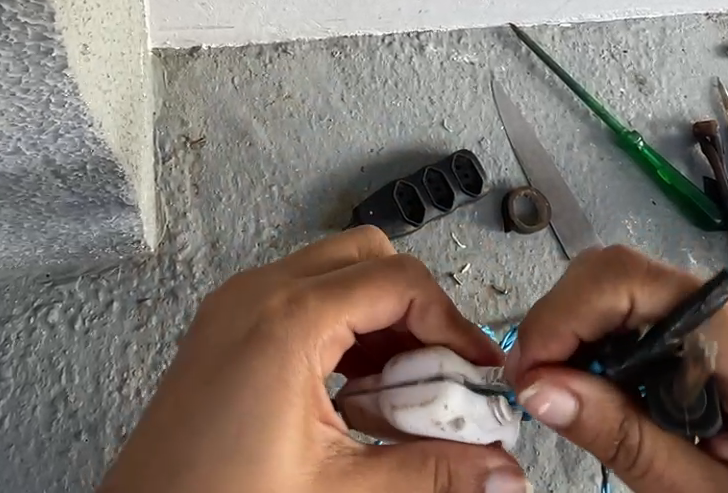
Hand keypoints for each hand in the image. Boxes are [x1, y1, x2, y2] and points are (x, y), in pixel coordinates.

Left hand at [101, 227, 530, 492]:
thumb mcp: (339, 492)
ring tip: (401, 392)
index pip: (397, 280)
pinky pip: (299, 296)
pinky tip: (353, 391)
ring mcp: (236, 302)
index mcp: (287, 317)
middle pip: (366, 258)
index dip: (451, 322)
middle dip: (416, 308)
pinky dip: (340, 326)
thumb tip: (502, 472)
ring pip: (333, 272)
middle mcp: (259, 290)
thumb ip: (430, 473)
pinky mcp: (225, 323)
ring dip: (379, 317)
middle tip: (442, 375)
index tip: (479, 372)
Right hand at [506, 246, 727, 492]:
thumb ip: (623, 438)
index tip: (526, 372)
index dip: (565, 313)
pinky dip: (618, 347)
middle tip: (539, 388)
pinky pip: (658, 318)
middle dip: (568, 321)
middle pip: (628, 275)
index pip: (634, 282)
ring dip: (588, 336)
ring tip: (571, 396)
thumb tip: (533, 385)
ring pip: (634, 291)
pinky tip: (613, 394)